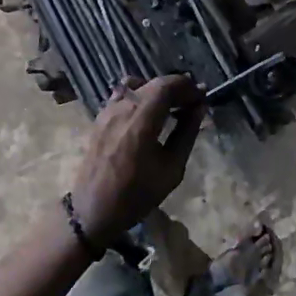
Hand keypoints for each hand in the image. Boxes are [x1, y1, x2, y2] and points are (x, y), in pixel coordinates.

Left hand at [70, 75, 206, 243]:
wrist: (93, 211)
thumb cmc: (137, 194)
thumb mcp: (172, 169)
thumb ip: (187, 133)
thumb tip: (200, 107)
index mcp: (141, 121)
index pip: (167, 85)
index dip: (187, 87)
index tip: (202, 97)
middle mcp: (122, 109)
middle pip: (154, 83)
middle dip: (177, 88)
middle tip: (192, 102)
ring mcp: (107, 111)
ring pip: (138, 85)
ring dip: (159, 90)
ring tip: (172, 106)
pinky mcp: (100, 118)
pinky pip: (123, 94)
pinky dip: (141, 94)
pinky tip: (148, 111)